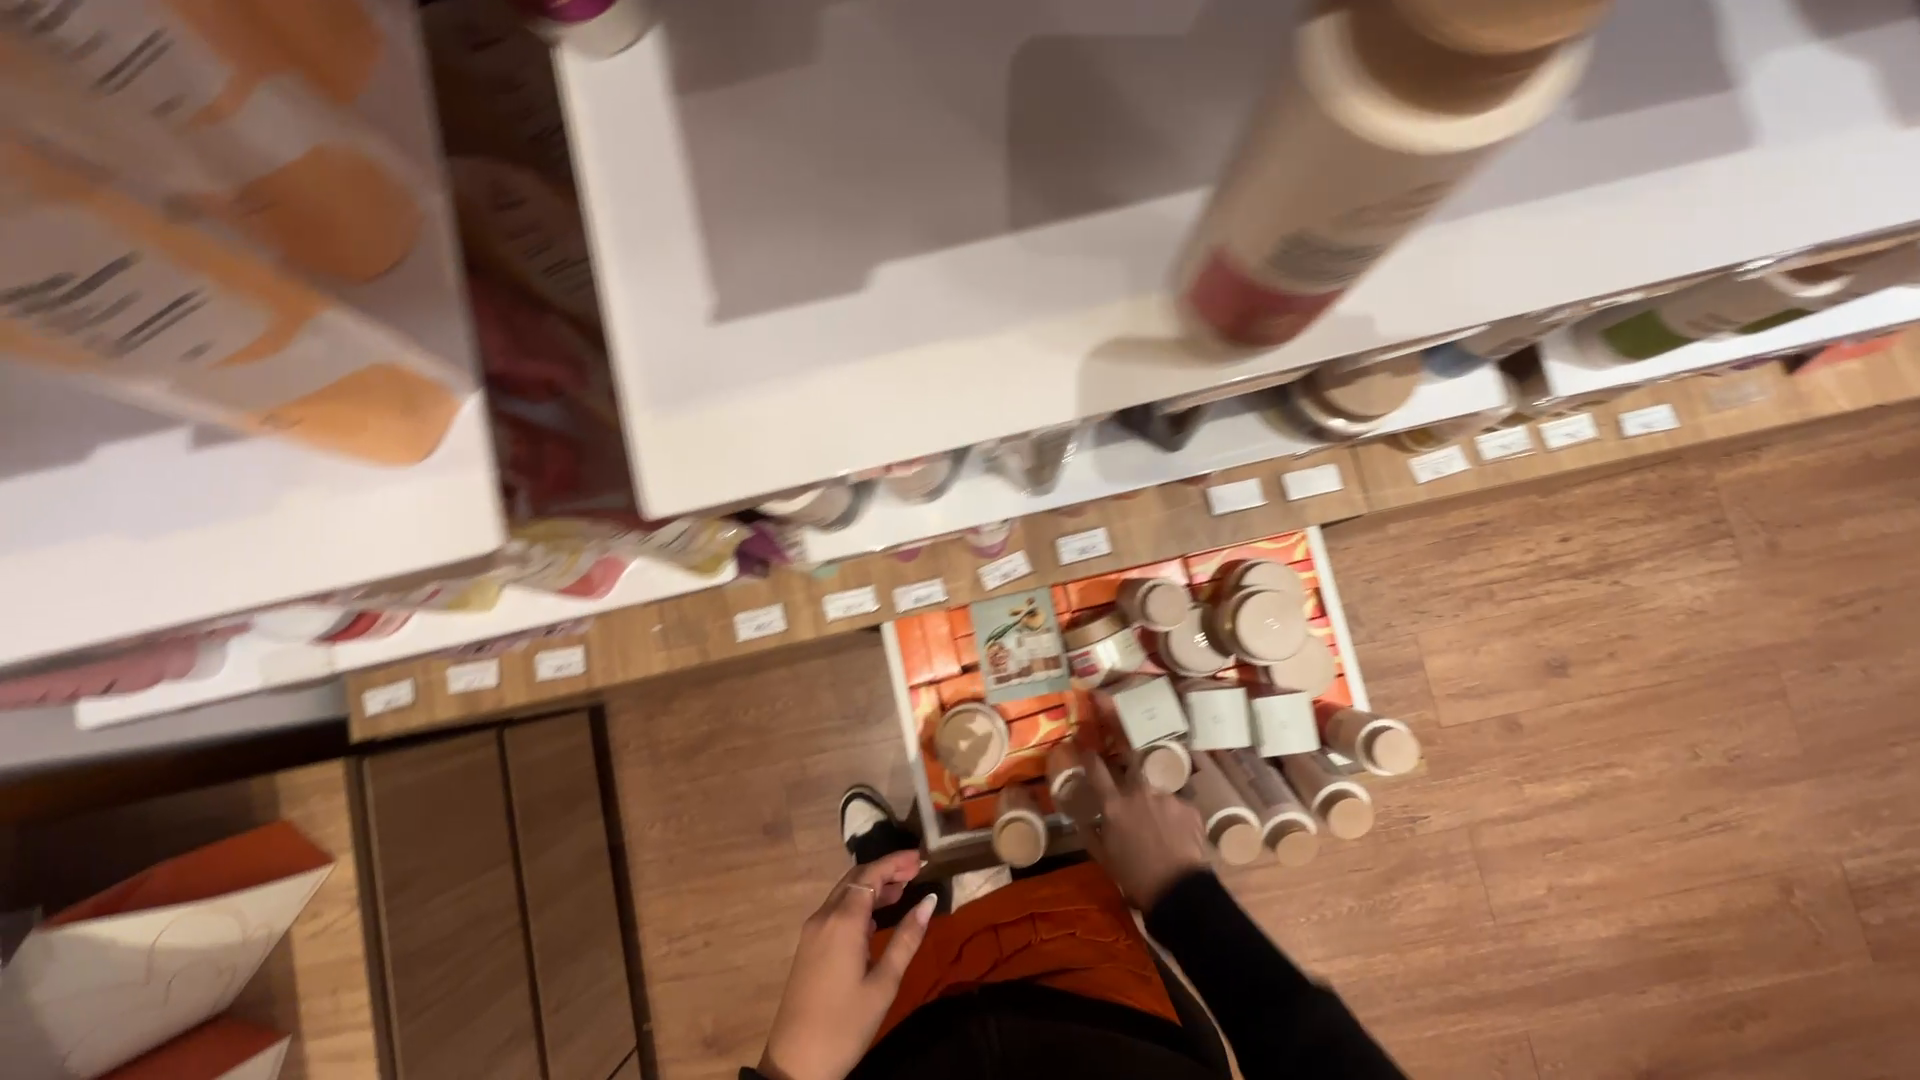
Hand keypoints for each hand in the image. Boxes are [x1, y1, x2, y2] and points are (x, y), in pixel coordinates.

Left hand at [758, 850, 934, 1079]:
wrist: (796, 1062)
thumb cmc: (845, 1024)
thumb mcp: (884, 984)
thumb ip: (906, 939)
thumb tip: (929, 901)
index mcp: (843, 921)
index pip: (870, 875)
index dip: (895, 862)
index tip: (920, 858)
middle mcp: (824, 917)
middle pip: (855, 879)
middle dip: (884, 870)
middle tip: (915, 869)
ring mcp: (812, 932)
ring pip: (844, 894)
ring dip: (871, 887)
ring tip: (903, 889)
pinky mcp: (808, 947)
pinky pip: (836, 911)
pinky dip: (858, 904)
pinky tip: (877, 917)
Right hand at [1071, 747, 1210, 911]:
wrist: (1179, 889)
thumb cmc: (1134, 877)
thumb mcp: (1104, 857)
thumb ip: (1091, 833)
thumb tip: (1082, 820)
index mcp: (1114, 805)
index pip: (1097, 770)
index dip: (1090, 759)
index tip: (1088, 753)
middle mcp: (1139, 792)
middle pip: (1132, 763)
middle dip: (1128, 762)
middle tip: (1129, 774)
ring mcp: (1166, 797)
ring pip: (1156, 789)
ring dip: (1153, 799)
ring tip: (1159, 821)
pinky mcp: (1188, 807)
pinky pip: (1177, 805)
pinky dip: (1174, 815)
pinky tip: (1177, 833)